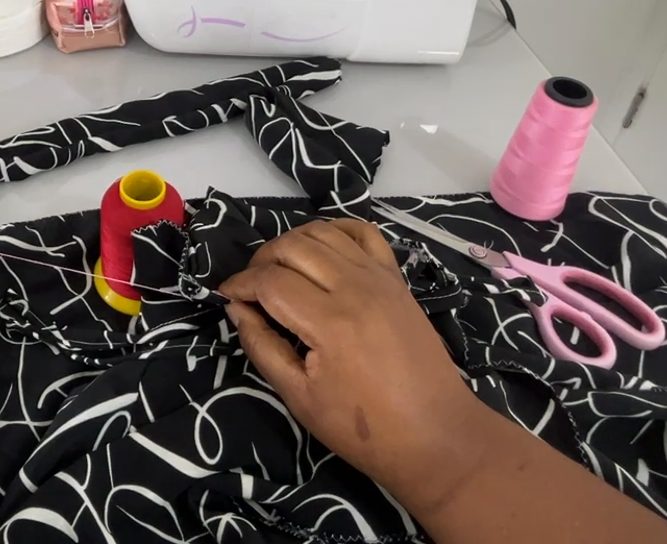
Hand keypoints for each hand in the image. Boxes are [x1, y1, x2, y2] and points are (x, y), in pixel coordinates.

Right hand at [220, 220, 485, 492]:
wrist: (440, 437)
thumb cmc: (366, 430)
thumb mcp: (301, 399)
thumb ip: (263, 348)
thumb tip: (236, 310)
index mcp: (329, 322)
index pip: (269, 281)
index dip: (240, 285)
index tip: (226, 297)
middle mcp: (354, 287)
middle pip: (291, 247)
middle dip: (260, 261)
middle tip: (250, 288)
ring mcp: (379, 277)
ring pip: (321, 232)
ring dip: (290, 242)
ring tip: (279, 269)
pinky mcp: (396, 278)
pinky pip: (362, 232)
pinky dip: (335, 230)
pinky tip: (321, 250)